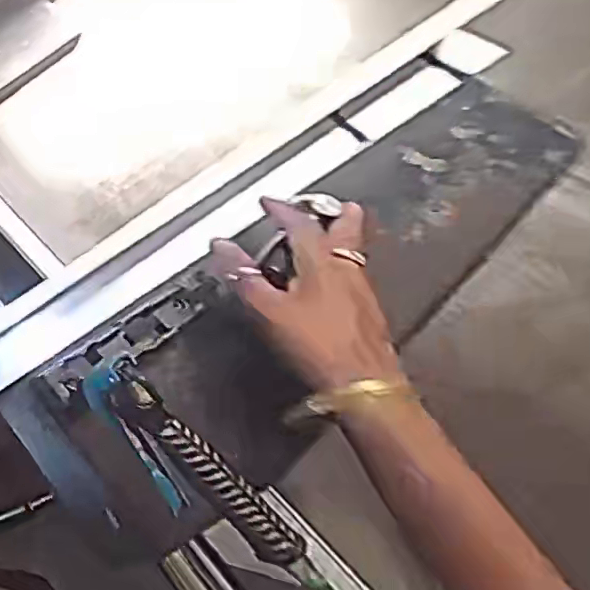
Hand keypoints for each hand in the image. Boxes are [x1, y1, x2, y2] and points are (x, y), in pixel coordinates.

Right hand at [210, 198, 403, 390]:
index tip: (268, 202)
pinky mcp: (368, 312)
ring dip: (340, 237)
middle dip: (335, 215)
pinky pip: (354, 273)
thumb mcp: (268, 309)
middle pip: (346, 231)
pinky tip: (330, 277)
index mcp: (321, 263)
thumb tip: (221, 246)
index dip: (282, 210)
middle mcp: (347, 270)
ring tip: (330, 232)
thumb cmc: (317, 344)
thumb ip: (244, 276)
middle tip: (330, 204)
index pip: (301, 225)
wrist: (365, 387)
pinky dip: (341, 263)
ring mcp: (362, 291)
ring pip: (353, 252)